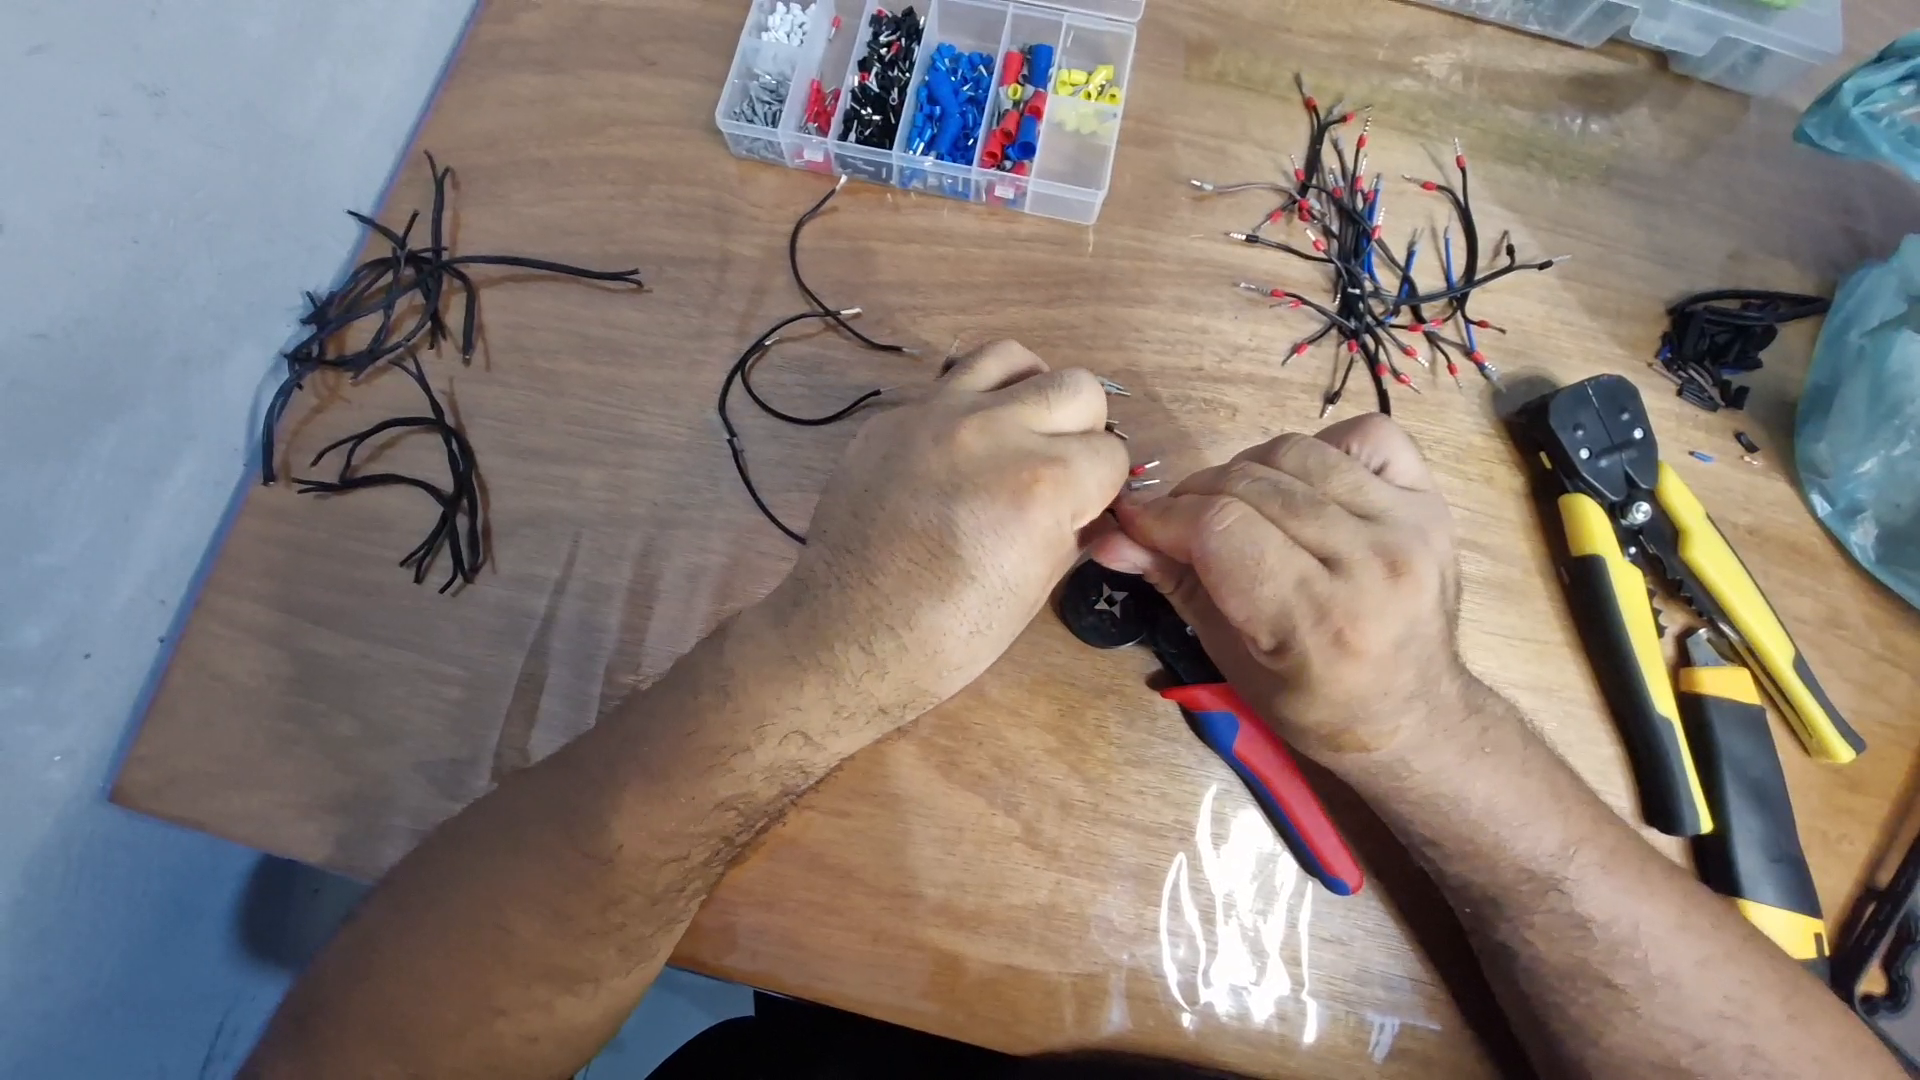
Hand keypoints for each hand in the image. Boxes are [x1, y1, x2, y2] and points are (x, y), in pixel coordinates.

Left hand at [761, 340, 1129, 725]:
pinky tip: (960, 446)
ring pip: (1014, 358)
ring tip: (1015, 433)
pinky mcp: (893, 416)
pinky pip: (951, 383)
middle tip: (1055, 469)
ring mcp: (936, 414)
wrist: (852, 633)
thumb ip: (1073, 524)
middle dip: (1080, 431)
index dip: (1102, 486)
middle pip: (1077, 387)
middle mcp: (995, 430)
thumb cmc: (952, 633)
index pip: (1111, 453)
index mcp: (1043, 482)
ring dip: (1029, 393)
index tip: (1081, 506)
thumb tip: (1091, 498)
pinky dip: (972, 407)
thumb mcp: (1037, 585)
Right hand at [1088, 415, 1473, 763]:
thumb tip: (1107, 537)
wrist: (1411, 713)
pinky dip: (1322, 449)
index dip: (1163, 516)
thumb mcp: (1227, 653)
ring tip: (1237, 506)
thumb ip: (1172, 581)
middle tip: (1178, 523)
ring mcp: (1410, 525)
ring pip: (1295, 452)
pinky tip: (1304, 487)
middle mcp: (1370, 562)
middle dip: (1193, 496)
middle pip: (1249, 484)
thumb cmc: (1308, 699)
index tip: (1135, 522)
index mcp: (1316, 618)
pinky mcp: (1432, 502)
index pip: (1219, 528)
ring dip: (1246, 471)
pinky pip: (1364, 436)